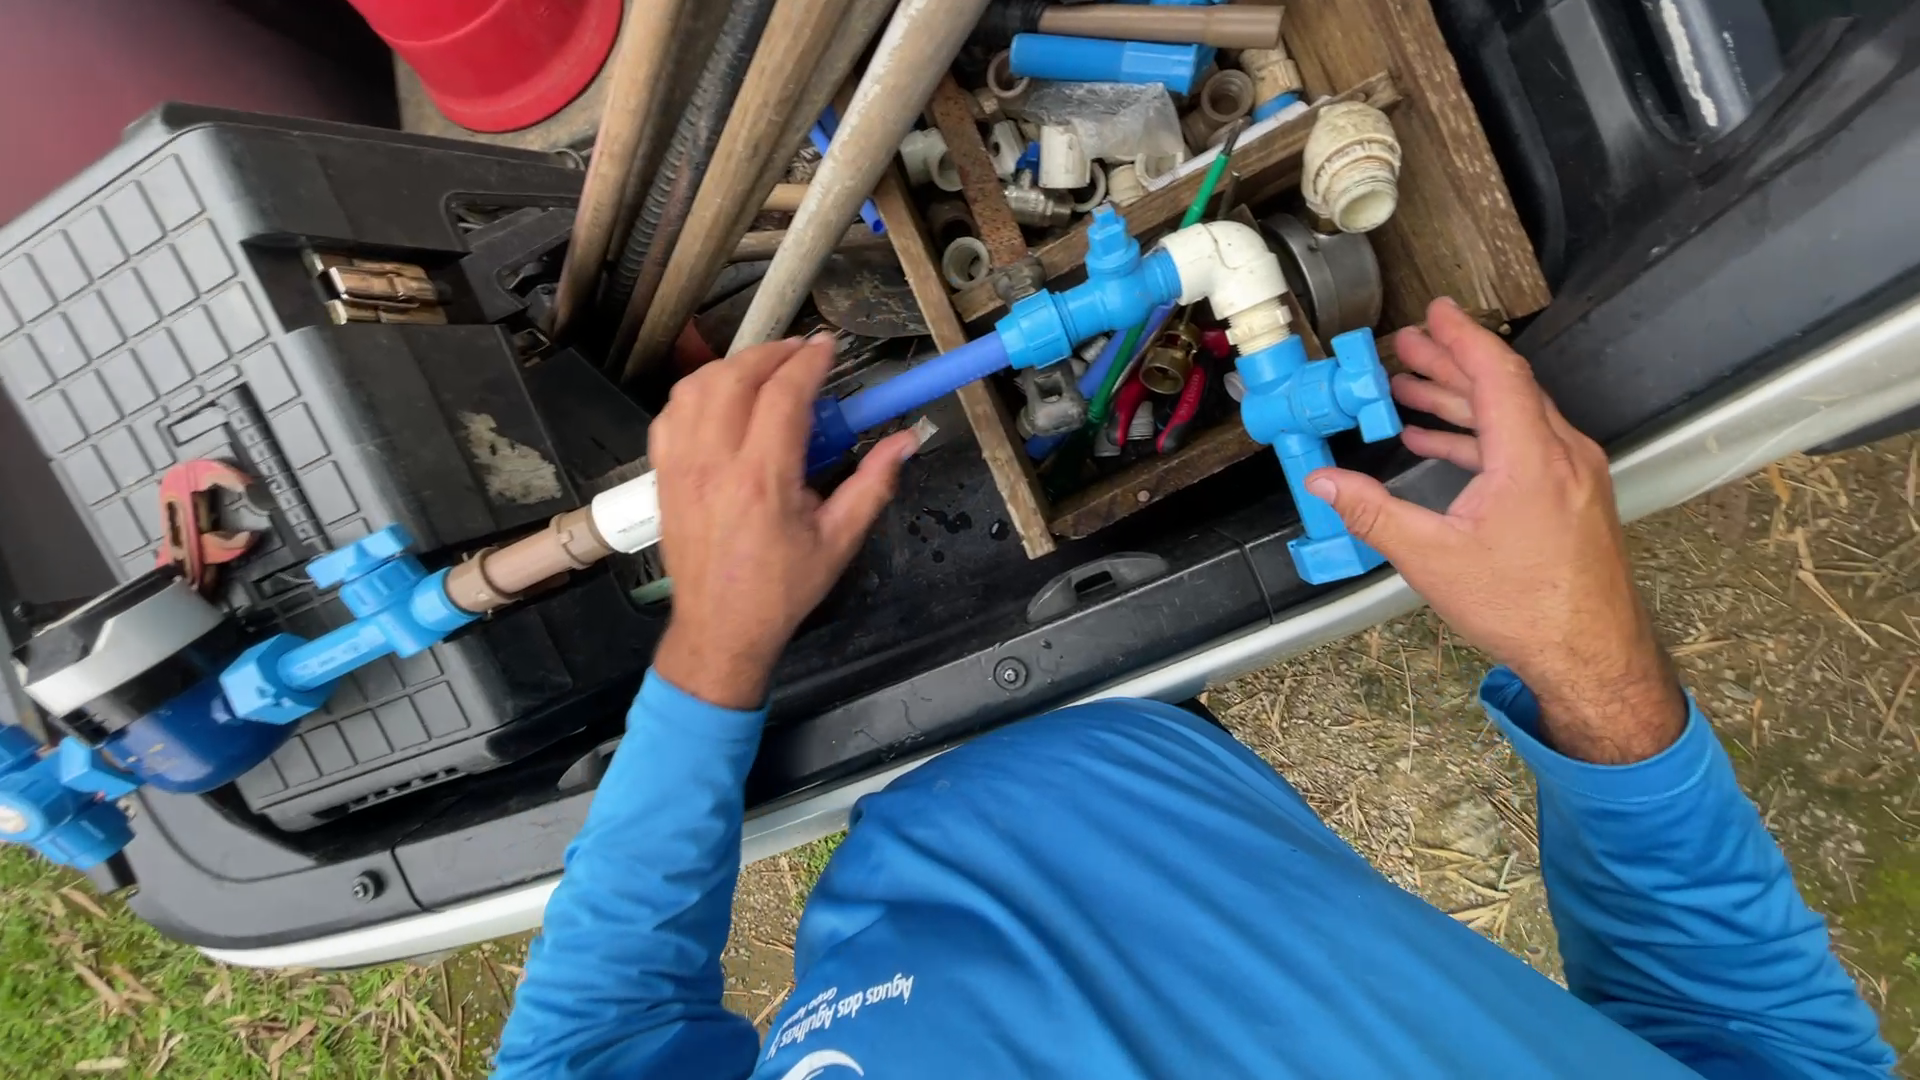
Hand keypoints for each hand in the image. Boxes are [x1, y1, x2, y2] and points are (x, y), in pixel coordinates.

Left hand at [648, 335, 919, 709]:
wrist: (721, 627)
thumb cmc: (783, 588)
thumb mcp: (840, 540)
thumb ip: (873, 484)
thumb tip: (906, 440)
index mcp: (763, 480)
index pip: (784, 395)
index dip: (809, 361)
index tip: (827, 347)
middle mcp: (715, 464)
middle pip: (736, 377)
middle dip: (772, 353)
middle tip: (801, 355)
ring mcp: (681, 467)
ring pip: (696, 386)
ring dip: (733, 366)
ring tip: (764, 370)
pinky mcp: (662, 475)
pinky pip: (672, 412)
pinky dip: (698, 392)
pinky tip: (721, 399)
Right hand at [1306, 299, 1685, 763]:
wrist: (1590, 653)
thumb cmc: (1518, 605)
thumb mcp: (1430, 557)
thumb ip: (1372, 513)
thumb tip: (1322, 483)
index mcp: (1531, 460)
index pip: (1497, 377)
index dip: (1461, 339)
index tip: (1435, 311)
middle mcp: (1560, 455)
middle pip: (1503, 388)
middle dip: (1449, 363)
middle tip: (1404, 344)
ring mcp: (1569, 475)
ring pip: (1512, 416)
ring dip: (1459, 398)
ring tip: (1409, 385)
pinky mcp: (1567, 496)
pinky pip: (1519, 446)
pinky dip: (1475, 434)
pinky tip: (1435, 441)